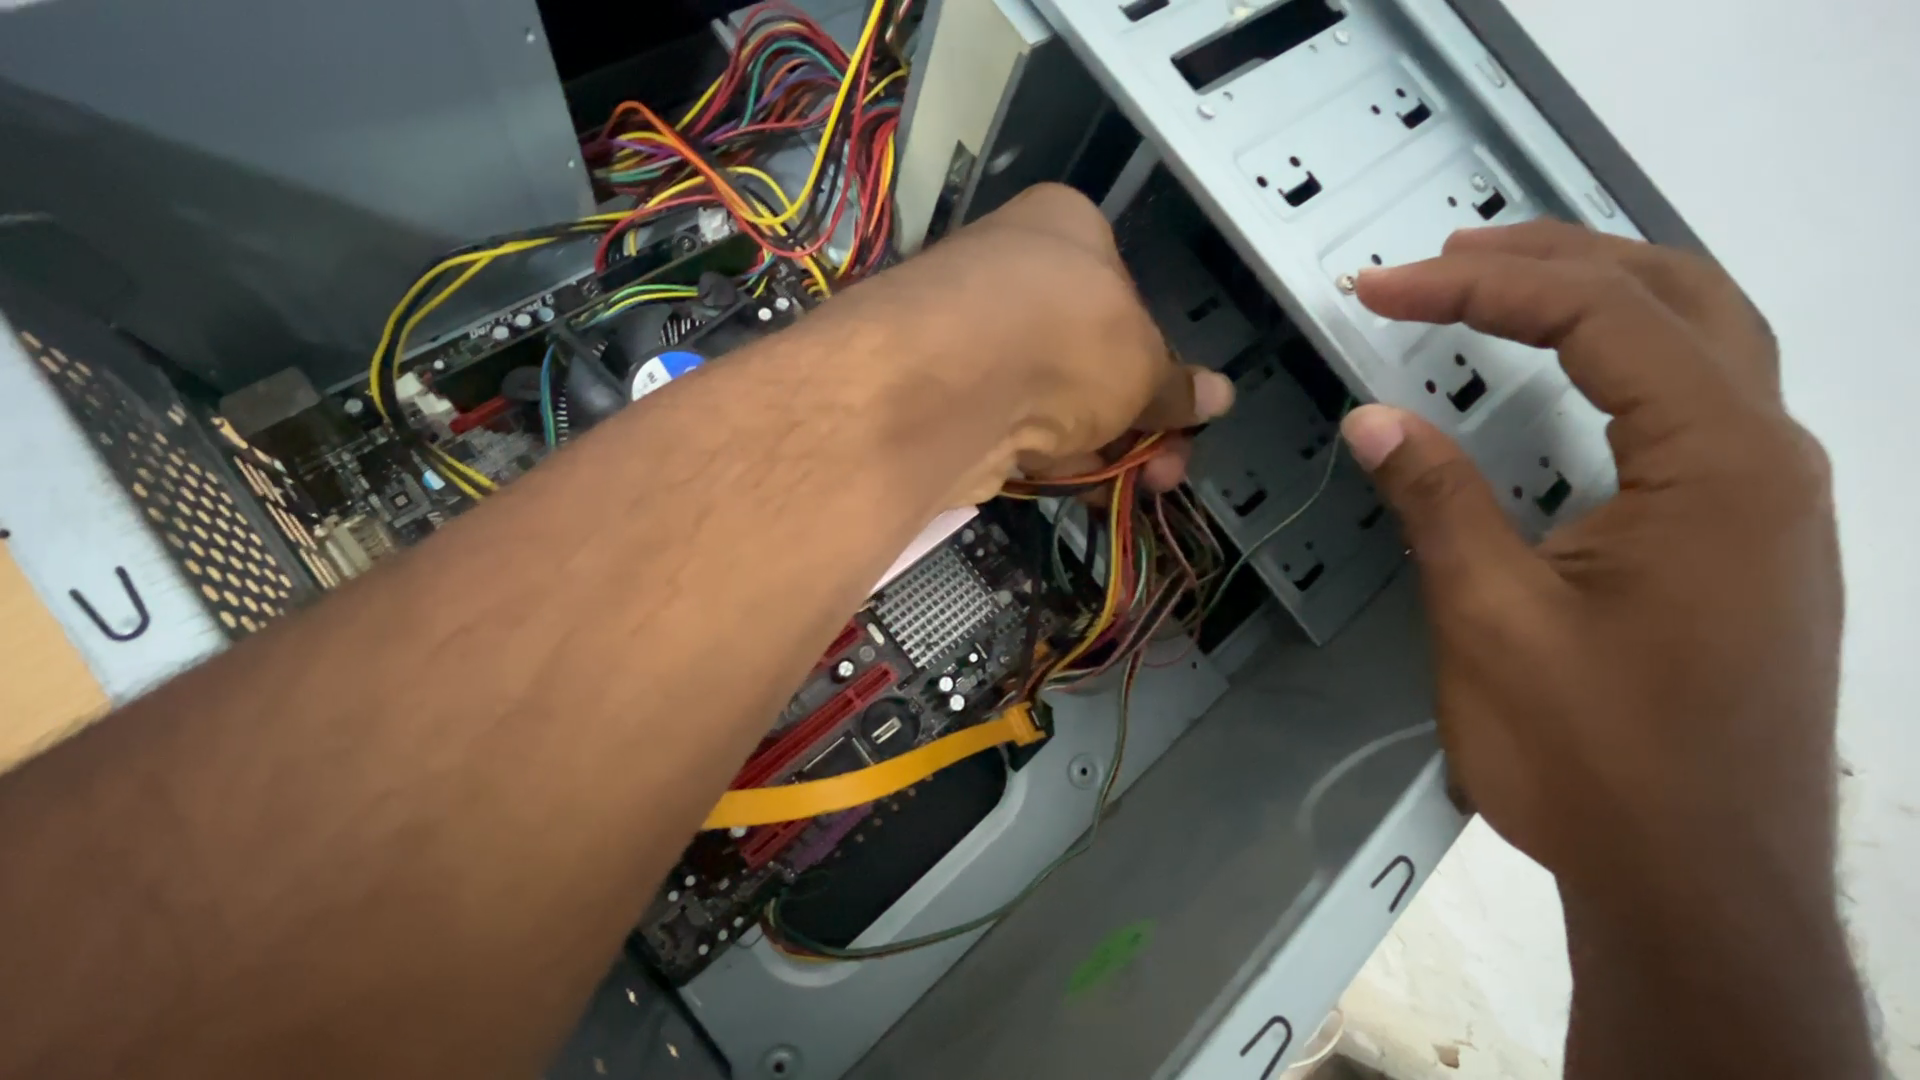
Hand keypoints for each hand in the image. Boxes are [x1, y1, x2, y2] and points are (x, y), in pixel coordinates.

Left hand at [832, 183, 1234, 505]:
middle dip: (1137, 417)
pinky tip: (1090, 489)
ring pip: (1054, 398)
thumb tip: (1217, 396)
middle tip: (1168, 464)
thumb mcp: (1143, 363)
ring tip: (1146, 485)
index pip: (1121, 287)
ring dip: (1103, 446)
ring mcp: (973, 340)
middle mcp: (1010, 273)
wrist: (952, 382)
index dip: (1155, 354)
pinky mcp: (948, 401)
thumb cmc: (1068, 336)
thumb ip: (1174, 387)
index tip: (1177, 404)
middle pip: (1088, 353)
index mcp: (1061, 226)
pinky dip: (1053, 461)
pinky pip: (1015, 430)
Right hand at [1342, 221, 1841, 894]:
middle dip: (1553, 256)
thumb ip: (1437, 502)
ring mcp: (1768, 496)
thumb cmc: (1594, 754)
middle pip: (1677, 295)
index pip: (1600, 316)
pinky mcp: (1744, 535)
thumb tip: (1372, 416)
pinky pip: (1694, 400)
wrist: (1699, 881)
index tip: (1376, 288)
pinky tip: (1562, 374)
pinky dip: (1620, 356)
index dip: (1477, 286)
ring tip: (1495, 282)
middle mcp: (1769, 456)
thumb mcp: (1492, 620)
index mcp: (1719, 463)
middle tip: (1443, 254)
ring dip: (1597, 293)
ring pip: (1701, 339)